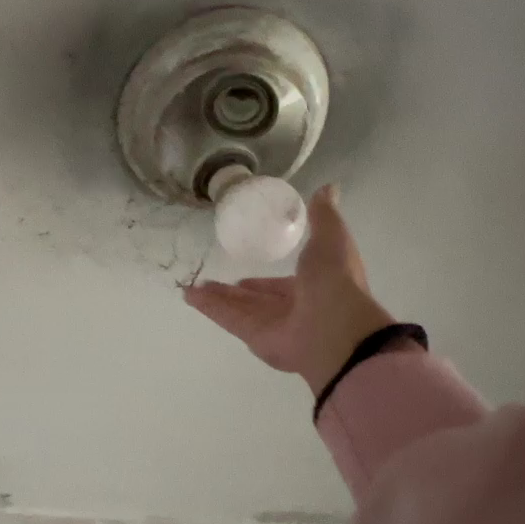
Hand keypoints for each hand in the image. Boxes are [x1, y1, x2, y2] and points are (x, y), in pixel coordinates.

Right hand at [184, 184, 399, 393]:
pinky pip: (228, 317)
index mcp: (312, 287)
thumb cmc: (335, 281)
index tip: (246, 274)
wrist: (334, 327)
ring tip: (193, 288)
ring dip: (216, 298)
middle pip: (255, 299)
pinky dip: (209, 307)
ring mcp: (272, 325)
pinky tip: (189, 295)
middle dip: (236, 291)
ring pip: (238, 308)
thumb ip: (323, 217)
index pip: (282, 285)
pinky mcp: (253, 336)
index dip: (265, 281)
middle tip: (213, 280)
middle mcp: (291, 308)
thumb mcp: (331, 238)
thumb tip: (329, 187)